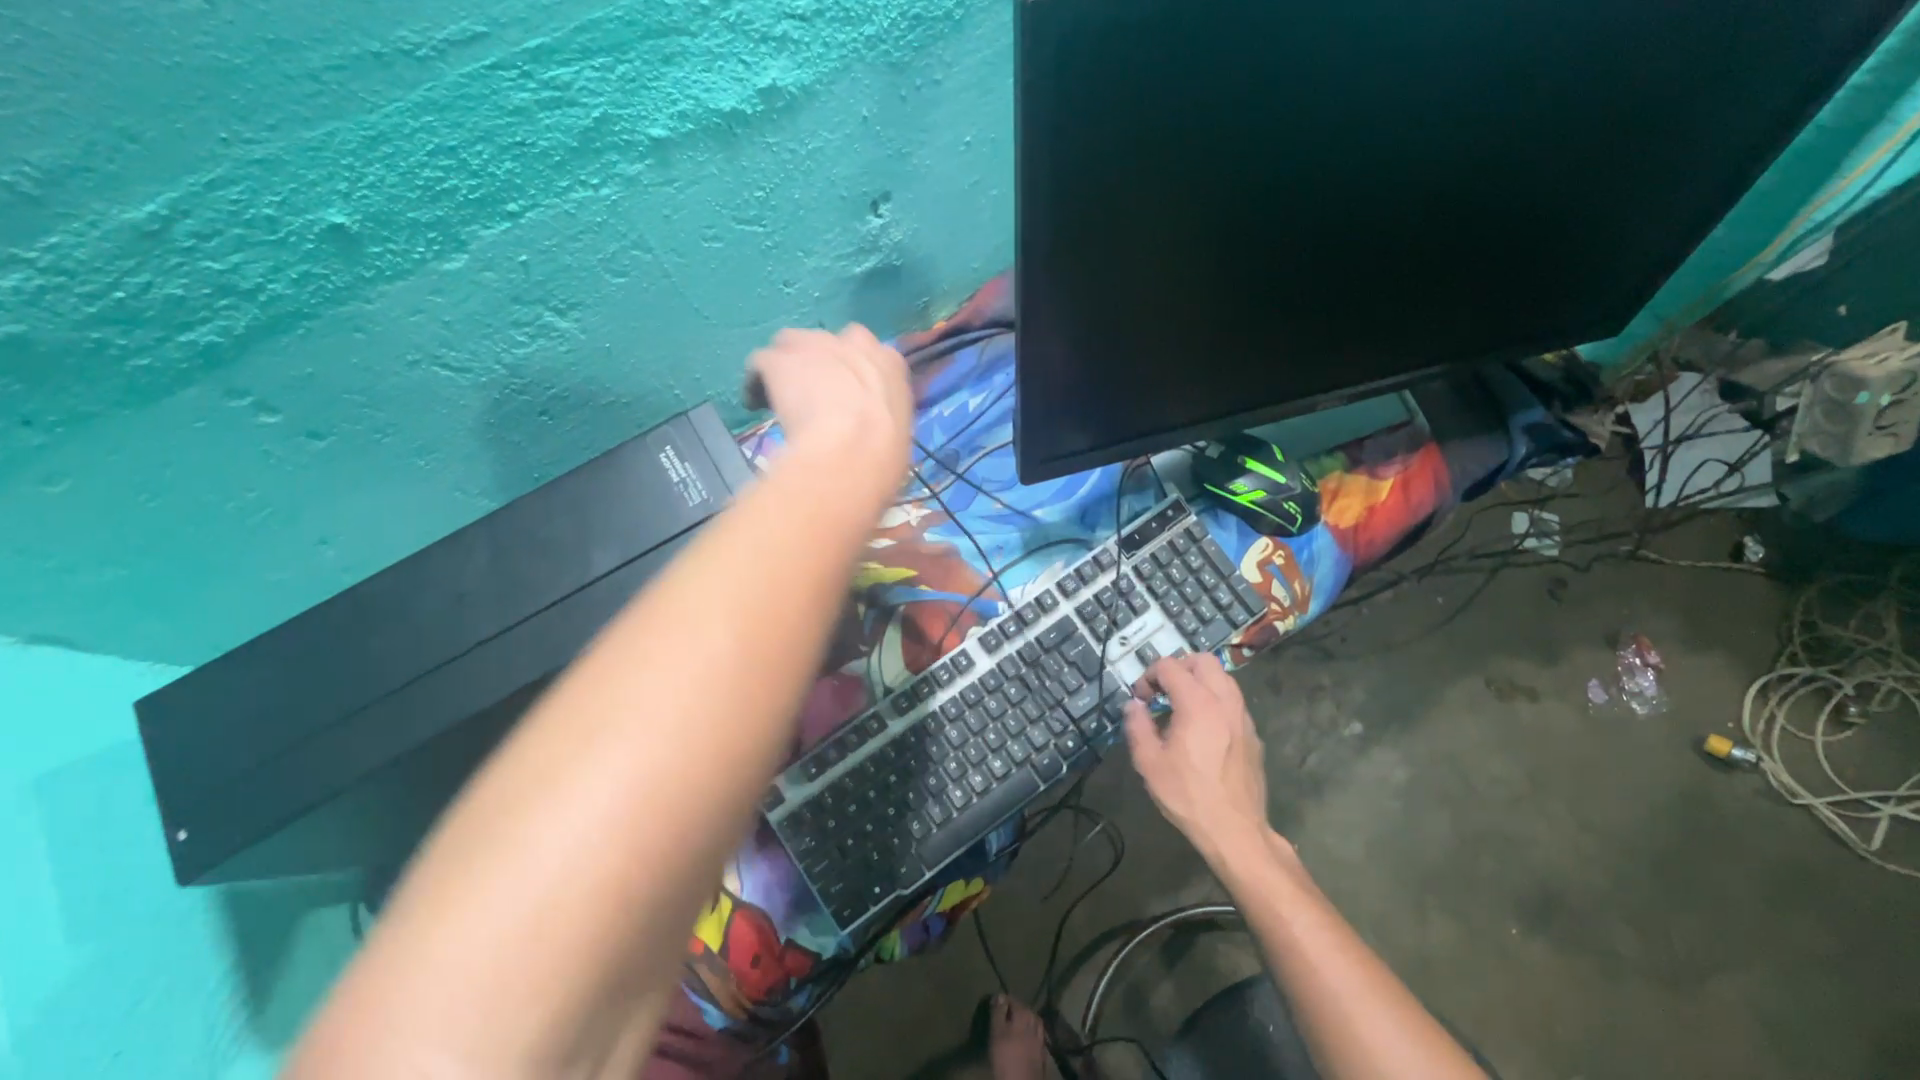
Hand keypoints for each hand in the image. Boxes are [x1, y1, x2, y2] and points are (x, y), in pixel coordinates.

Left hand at [748, 325, 912, 491]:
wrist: (853, 452)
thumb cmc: (884, 454)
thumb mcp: (898, 435)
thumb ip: (882, 421)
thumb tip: (870, 434)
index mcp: (889, 364)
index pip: (867, 351)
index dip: (850, 371)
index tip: (844, 393)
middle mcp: (852, 344)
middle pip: (826, 341)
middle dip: (816, 359)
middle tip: (809, 390)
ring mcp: (813, 347)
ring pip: (789, 343)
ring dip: (786, 363)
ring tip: (778, 394)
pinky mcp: (778, 360)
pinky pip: (759, 362)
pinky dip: (756, 381)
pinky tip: (754, 404)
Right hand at [1123, 654, 1272, 858]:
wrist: (1234, 828)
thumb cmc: (1187, 795)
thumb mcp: (1148, 762)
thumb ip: (1138, 726)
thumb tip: (1134, 706)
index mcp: (1197, 703)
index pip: (1170, 666)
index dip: (1149, 676)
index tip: (1141, 699)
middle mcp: (1224, 701)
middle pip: (1203, 661)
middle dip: (1179, 668)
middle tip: (1163, 692)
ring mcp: (1243, 716)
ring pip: (1223, 678)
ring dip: (1200, 682)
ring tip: (1182, 707)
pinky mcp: (1253, 734)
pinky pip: (1233, 701)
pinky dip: (1215, 700)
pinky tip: (1204, 729)